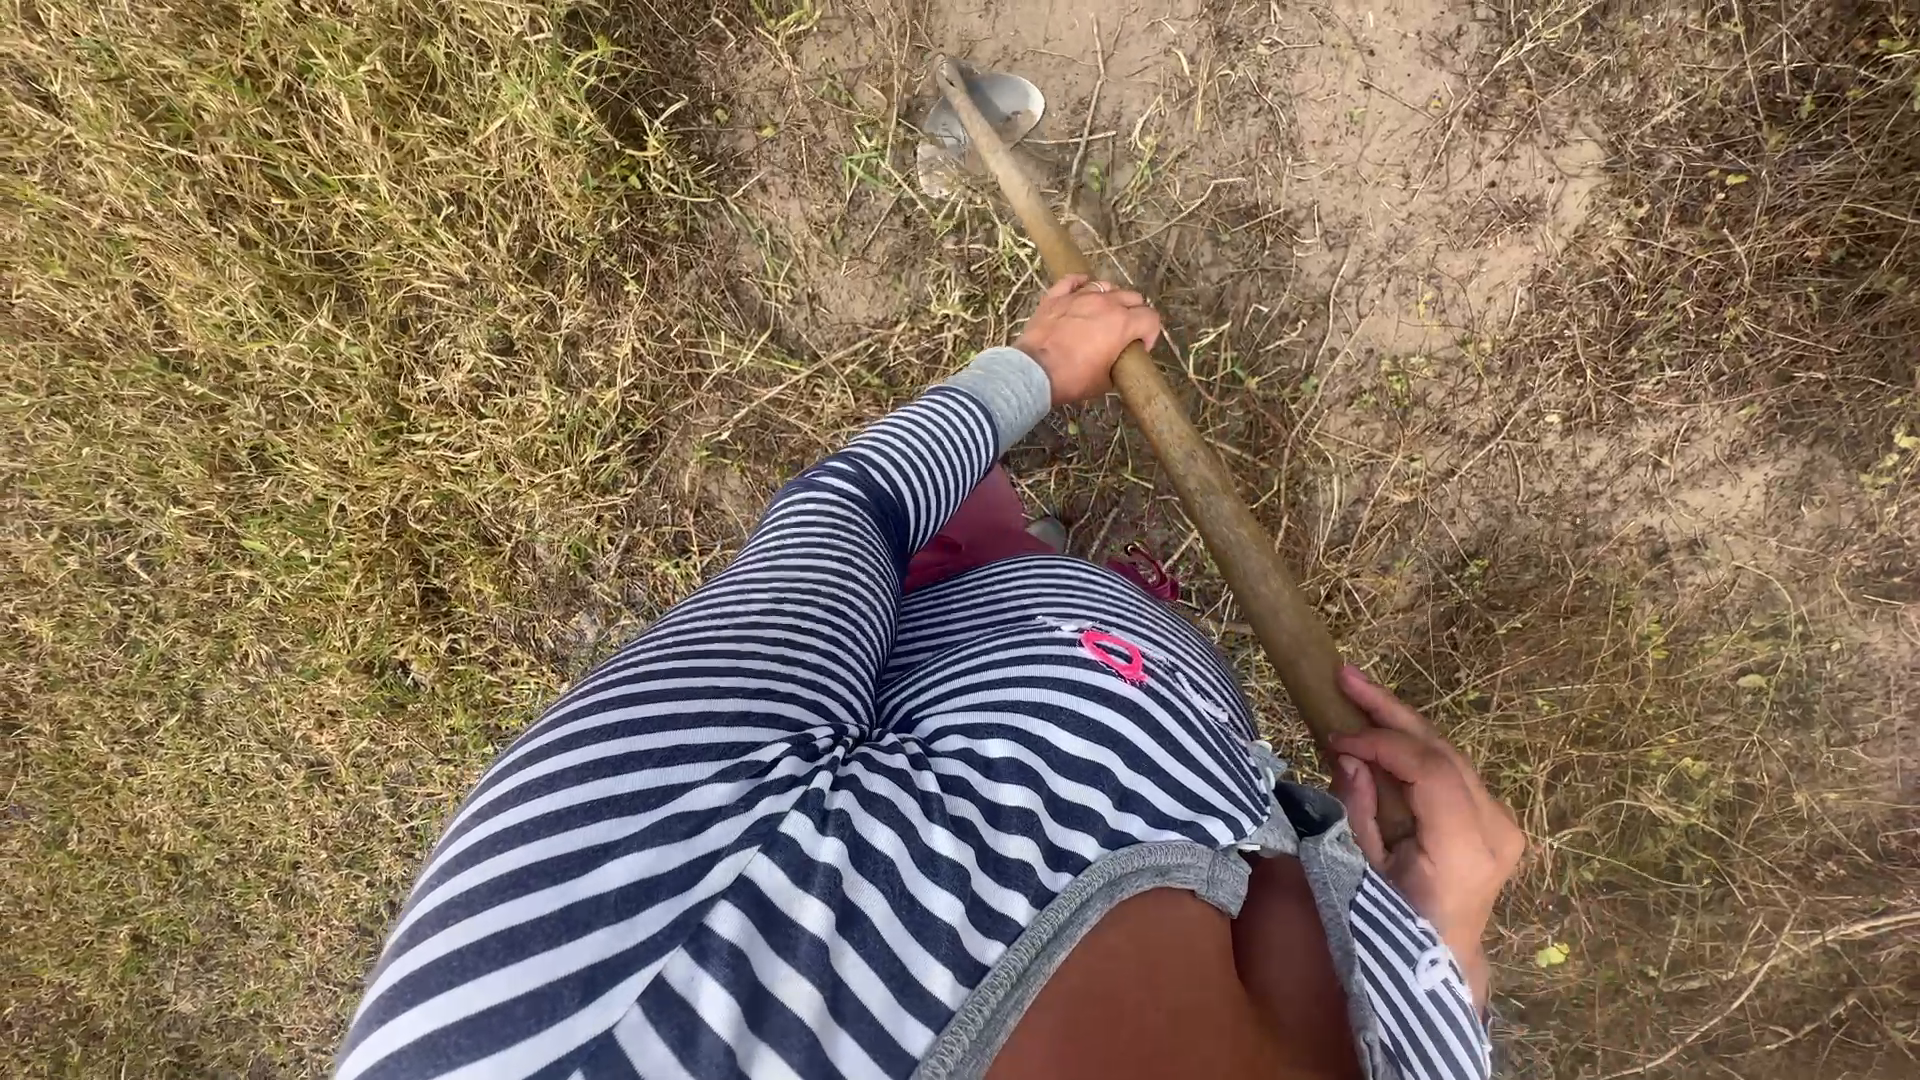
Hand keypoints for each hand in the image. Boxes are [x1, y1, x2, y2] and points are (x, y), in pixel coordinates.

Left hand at [1013, 274, 1161, 405]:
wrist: (1034, 372)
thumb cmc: (1072, 379)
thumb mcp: (1105, 381)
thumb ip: (1119, 364)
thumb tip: (1118, 361)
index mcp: (1122, 324)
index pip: (1151, 318)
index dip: (1150, 334)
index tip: (1140, 348)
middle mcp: (1105, 303)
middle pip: (1132, 298)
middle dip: (1135, 314)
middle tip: (1125, 332)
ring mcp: (1079, 296)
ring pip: (1106, 286)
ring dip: (1111, 298)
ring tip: (1104, 313)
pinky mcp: (1055, 297)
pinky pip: (1072, 281)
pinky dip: (1080, 283)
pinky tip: (1082, 288)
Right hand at [1329, 665, 1523, 1009]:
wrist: (1442, 957)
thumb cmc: (1394, 921)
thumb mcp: (1362, 870)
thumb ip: (1358, 810)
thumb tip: (1349, 754)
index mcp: (1466, 849)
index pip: (1428, 770)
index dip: (1380, 741)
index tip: (1335, 735)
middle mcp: (1496, 828)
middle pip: (1442, 750)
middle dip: (1389, 709)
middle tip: (1345, 675)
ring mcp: (1502, 821)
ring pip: (1447, 750)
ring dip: (1399, 720)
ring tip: (1356, 690)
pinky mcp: (1492, 815)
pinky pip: (1448, 766)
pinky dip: (1410, 742)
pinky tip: (1379, 723)